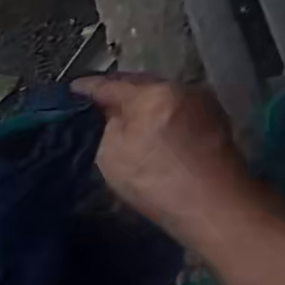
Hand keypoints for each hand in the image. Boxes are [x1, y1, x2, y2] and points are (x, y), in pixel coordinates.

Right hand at [74, 74, 256, 234]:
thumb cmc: (152, 179)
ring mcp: (202, 101)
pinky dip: (155, 109)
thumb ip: (109, 125)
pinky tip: (145, 122)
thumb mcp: (111, 154)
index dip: (87, 87)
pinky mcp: (213, 116)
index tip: (71, 89)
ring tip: (118, 111)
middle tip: (93, 100)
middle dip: (116, 89)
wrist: (211, 202)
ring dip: (138, 99)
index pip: (111, 84)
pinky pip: (174, 104)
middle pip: (140, 83)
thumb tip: (113, 112)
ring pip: (159, 93)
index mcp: (152, 94)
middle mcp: (181, 88)